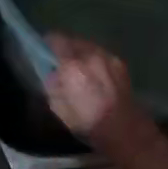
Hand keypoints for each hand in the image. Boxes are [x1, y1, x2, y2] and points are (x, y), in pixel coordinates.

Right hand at [43, 33, 159, 158]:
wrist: (124, 128)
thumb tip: (52, 74)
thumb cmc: (88, 123)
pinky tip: (93, 72)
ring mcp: (107, 57)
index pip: (56, 40)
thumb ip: (52, 86)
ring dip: (79, 51)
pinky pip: (100, 53)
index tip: (43, 50)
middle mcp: (90, 55)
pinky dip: (93, 58)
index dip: (47, 44)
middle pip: (73, 40)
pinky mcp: (119, 62)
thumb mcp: (59, 109)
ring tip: (77, 66)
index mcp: (72, 66)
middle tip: (59, 60)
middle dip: (64, 47)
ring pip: (88, 45)